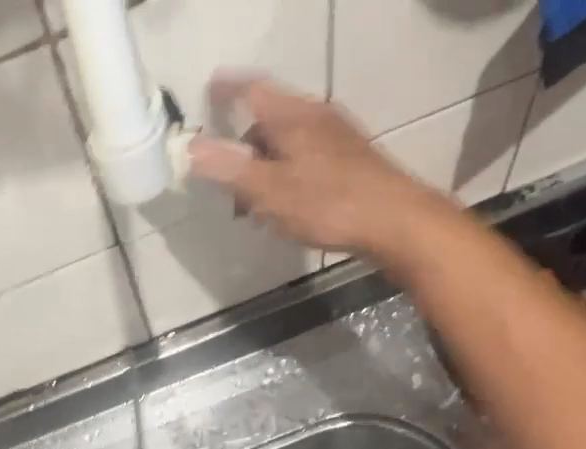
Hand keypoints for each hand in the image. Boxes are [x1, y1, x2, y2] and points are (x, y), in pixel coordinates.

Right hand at [187, 75, 446, 256]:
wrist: (395, 222)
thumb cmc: (328, 204)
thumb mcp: (269, 190)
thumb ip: (229, 169)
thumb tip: (190, 147)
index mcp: (292, 116)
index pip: (252, 90)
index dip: (227, 91)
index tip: (209, 94)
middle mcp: (316, 117)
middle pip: (268, 122)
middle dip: (243, 150)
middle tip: (228, 187)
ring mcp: (337, 138)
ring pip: (288, 145)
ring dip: (265, 171)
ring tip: (255, 209)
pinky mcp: (352, 162)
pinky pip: (307, 160)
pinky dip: (287, 177)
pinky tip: (287, 210)